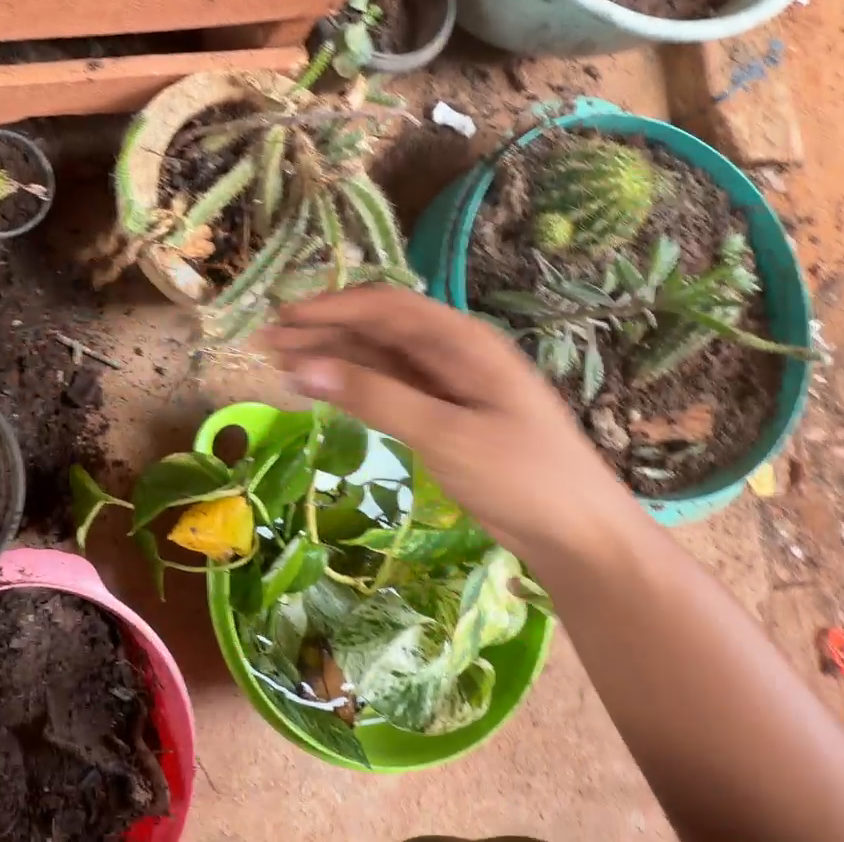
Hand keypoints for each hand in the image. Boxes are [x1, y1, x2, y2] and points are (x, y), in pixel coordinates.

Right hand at [259, 287, 637, 566]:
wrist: (578, 536)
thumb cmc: (521, 477)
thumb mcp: (444, 434)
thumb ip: (373, 397)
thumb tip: (304, 367)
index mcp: (463, 342)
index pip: (386, 306)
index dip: (331, 307)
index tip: (282, 319)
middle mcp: (450, 353)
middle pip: (374, 328)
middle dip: (319, 331)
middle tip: (266, 344)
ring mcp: (444, 383)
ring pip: (374, 357)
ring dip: (327, 357)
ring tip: (278, 364)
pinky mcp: (437, 413)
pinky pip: (383, 386)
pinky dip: (346, 385)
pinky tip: (315, 389)